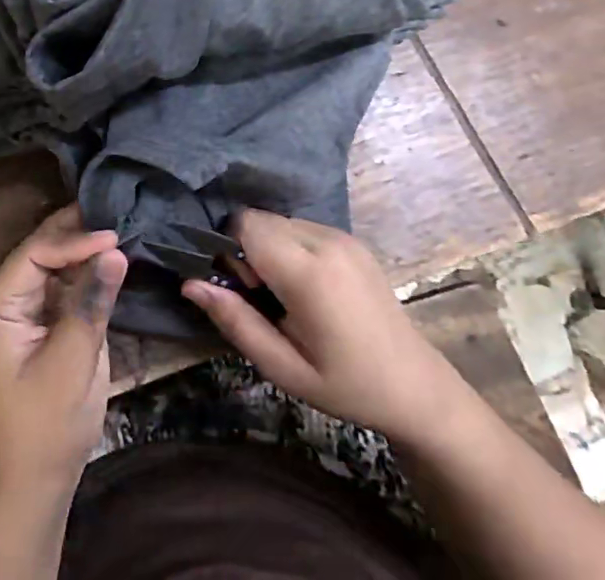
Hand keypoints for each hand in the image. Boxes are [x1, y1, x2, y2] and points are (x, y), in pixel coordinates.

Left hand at [0, 205, 127, 485]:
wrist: (45, 467)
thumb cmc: (47, 419)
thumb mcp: (71, 362)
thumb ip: (91, 304)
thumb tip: (116, 251)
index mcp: (1, 305)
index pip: (34, 254)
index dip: (72, 242)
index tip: (113, 239)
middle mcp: (15, 296)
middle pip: (45, 247)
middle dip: (78, 230)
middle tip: (119, 211)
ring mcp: (37, 304)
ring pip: (62, 258)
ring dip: (90, 243)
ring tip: (125, 223)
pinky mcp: (59, 315)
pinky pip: (76, 278)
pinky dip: (97, 265)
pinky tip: (121, 252)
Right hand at [180, 209, 465, 446]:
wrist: (415, 384)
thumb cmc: (345, 385)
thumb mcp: (283, 367)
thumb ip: (235, 321)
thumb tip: (189, 283)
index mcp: (309, 274)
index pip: (246, 224)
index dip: (230, 250)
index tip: (243, 290)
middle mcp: (327, 242)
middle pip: (260, 219)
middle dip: (247, 249)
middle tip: (263, 297)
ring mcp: (344, 237)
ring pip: (279, 220)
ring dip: (268, 247)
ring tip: (285, 294)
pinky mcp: (352, 239)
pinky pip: (302, 227)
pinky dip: (289, 246)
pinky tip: (305, 286)